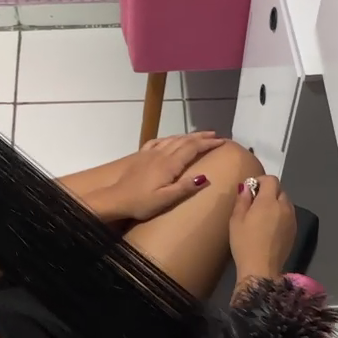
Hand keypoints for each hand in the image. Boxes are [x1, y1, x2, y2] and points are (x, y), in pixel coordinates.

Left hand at [87, 133, 227, 222]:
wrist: (115, 199)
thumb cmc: (141, 203)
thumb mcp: (165, 200)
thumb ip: (184, 188)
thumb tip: (205, 177)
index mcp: (169, 164)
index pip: (193, 148)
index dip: (208, 143)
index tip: (222, 141)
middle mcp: (161, 154)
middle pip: (184, 140)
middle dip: (201, 136)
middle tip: (216, 135)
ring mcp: (150, 153)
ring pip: (173, 139)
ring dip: (188, 136)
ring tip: (199, 135)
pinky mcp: (141, 156)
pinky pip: (159, 141)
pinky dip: (169, 138)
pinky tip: (170, 139)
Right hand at [229, 173, 294, 286]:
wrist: (261, 269)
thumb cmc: (244, 243)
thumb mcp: (236, 220)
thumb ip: (242, 200)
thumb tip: (246, 187)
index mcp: (268, 201)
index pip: (271, 180)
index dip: (260, 180)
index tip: (250, 190)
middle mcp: (284, 206)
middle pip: (280, 190)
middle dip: (268, 192)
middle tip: (255, 203)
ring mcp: (291, 219)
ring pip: (286, 202)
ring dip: (276, 203)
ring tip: (262, 216)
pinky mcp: (294, 231)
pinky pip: (288, 215)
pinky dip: (280, 215)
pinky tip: (270, 228)